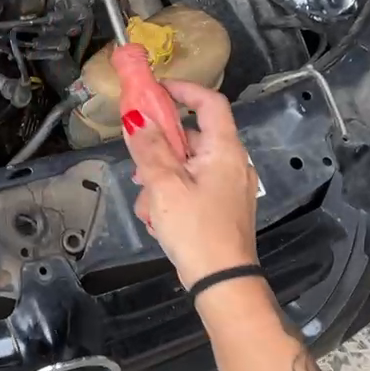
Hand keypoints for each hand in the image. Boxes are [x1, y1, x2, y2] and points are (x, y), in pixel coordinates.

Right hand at [124, 79, 260, 289]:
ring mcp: (229, 186)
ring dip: (161, 176)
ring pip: (187, 165)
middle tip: (137, 162)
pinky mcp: (222, 206)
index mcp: (225, 150)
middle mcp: (233, 163)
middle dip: (160, 147)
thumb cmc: (195, 228)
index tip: (155, 90)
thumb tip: (137, 117)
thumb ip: (149, 148)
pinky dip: (171, 193)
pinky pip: (192, 186)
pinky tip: (157, 216)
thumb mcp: (164, 184)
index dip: (183, 90)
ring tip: (146, 201)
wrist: (222, 280)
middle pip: (192, 137)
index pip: (210, 103)